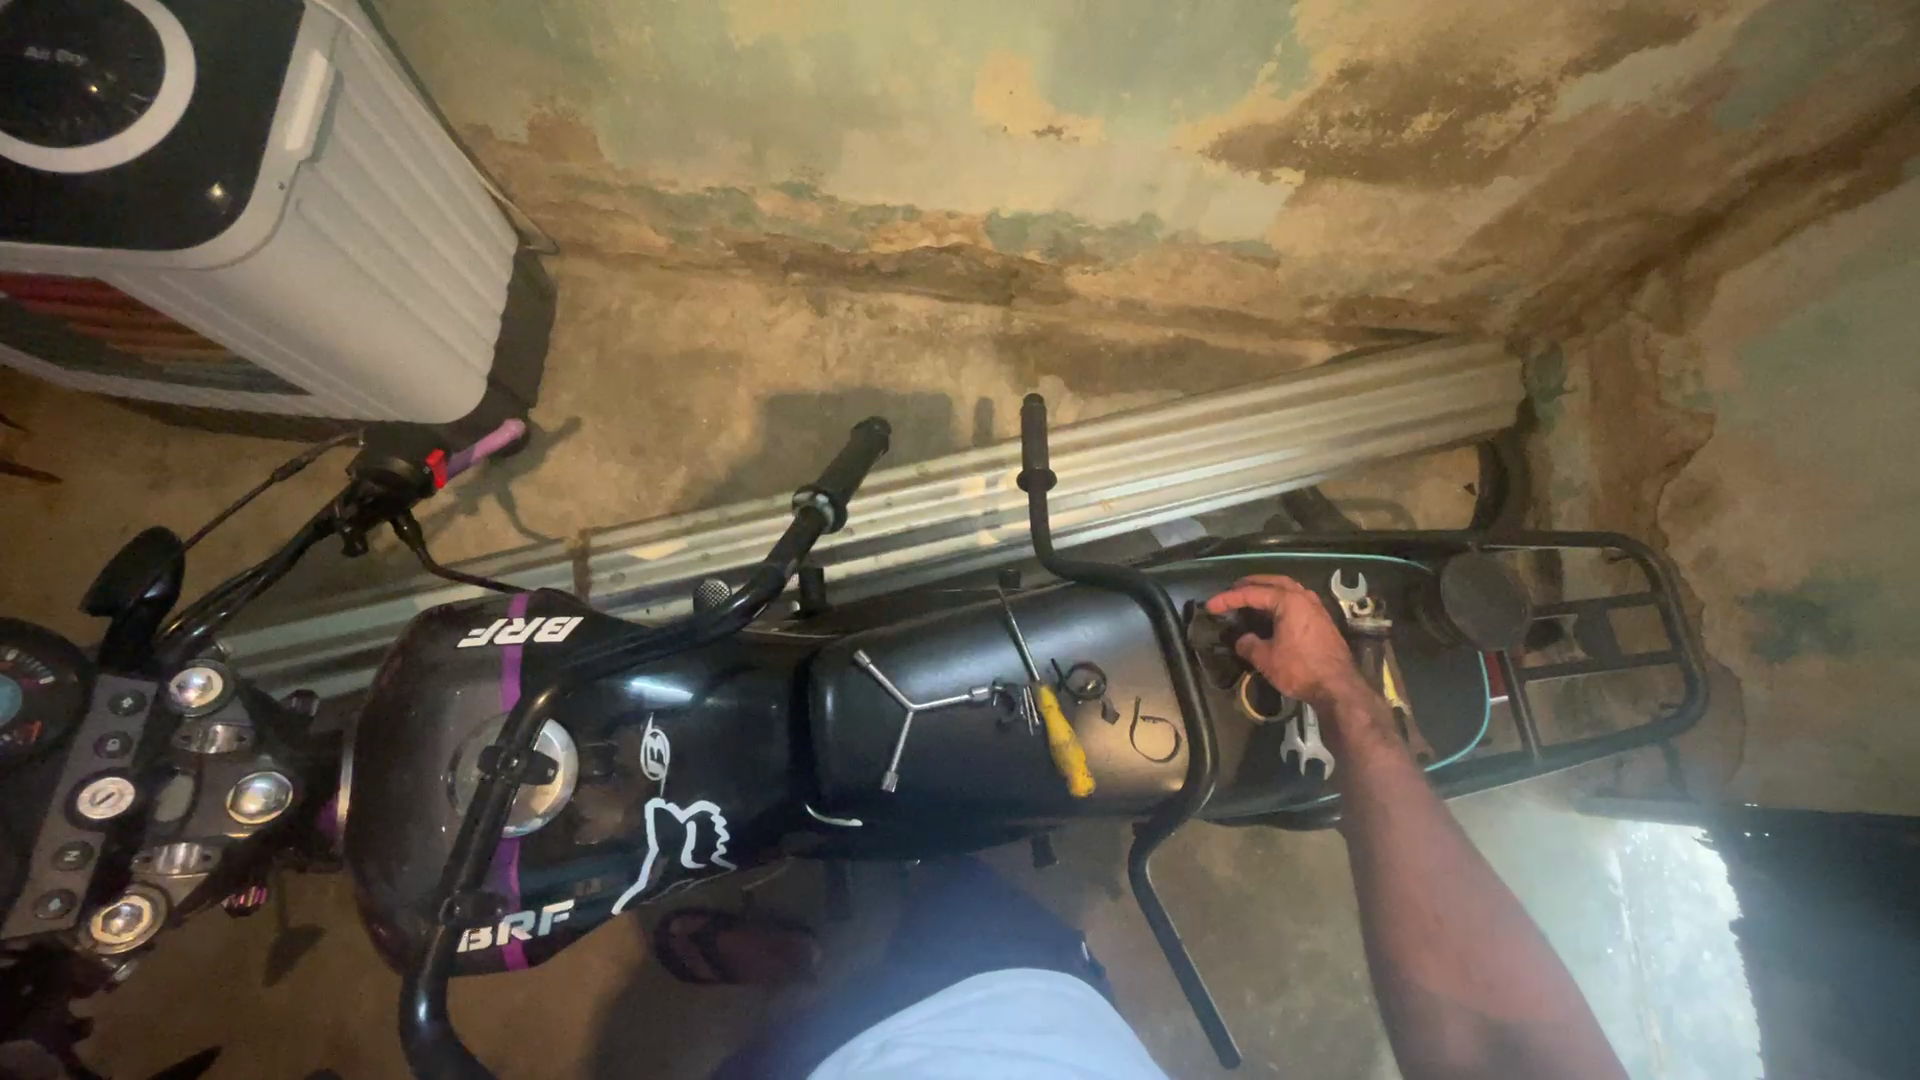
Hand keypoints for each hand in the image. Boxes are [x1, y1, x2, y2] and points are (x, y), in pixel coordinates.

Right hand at [1206, 575, 1368, 710]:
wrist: (1338, 688)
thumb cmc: (1300, 669)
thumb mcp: (1266, 659)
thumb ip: (1249, 645)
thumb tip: (1243, 640)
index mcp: (1288, 601)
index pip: (1252, 593)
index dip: (1228, 599)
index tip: (1210, 606)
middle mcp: (1304, 598)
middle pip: (1273, 581)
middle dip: (1250, 584)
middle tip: (1232, 589)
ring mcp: (1316, 608)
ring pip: (1289, 589)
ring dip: (1268, 589)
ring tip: (1252, 597)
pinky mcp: (1322, 620)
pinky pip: (1297, 600)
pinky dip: (1281, 600)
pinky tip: (1273, 612)